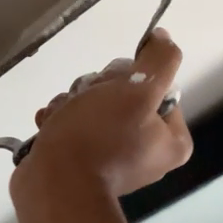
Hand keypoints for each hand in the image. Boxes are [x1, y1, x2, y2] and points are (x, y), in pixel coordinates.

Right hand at [11, 27, 192, 201]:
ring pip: (93, 107)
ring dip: (71, 103)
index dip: (129, 78)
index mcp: (171, 140)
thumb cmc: (99, 136)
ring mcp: (113, 158)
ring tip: (61, 118)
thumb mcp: (137, 90)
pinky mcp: (83, 162)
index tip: (112, 88)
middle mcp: (148, 151)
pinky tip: (50, 127)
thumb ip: (159, 59)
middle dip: (94, 91)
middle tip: (84, 104)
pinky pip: (74, 127)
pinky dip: (59, 122)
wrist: (54, 185)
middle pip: (121, 95)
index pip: (155, 86)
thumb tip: (162, 38)